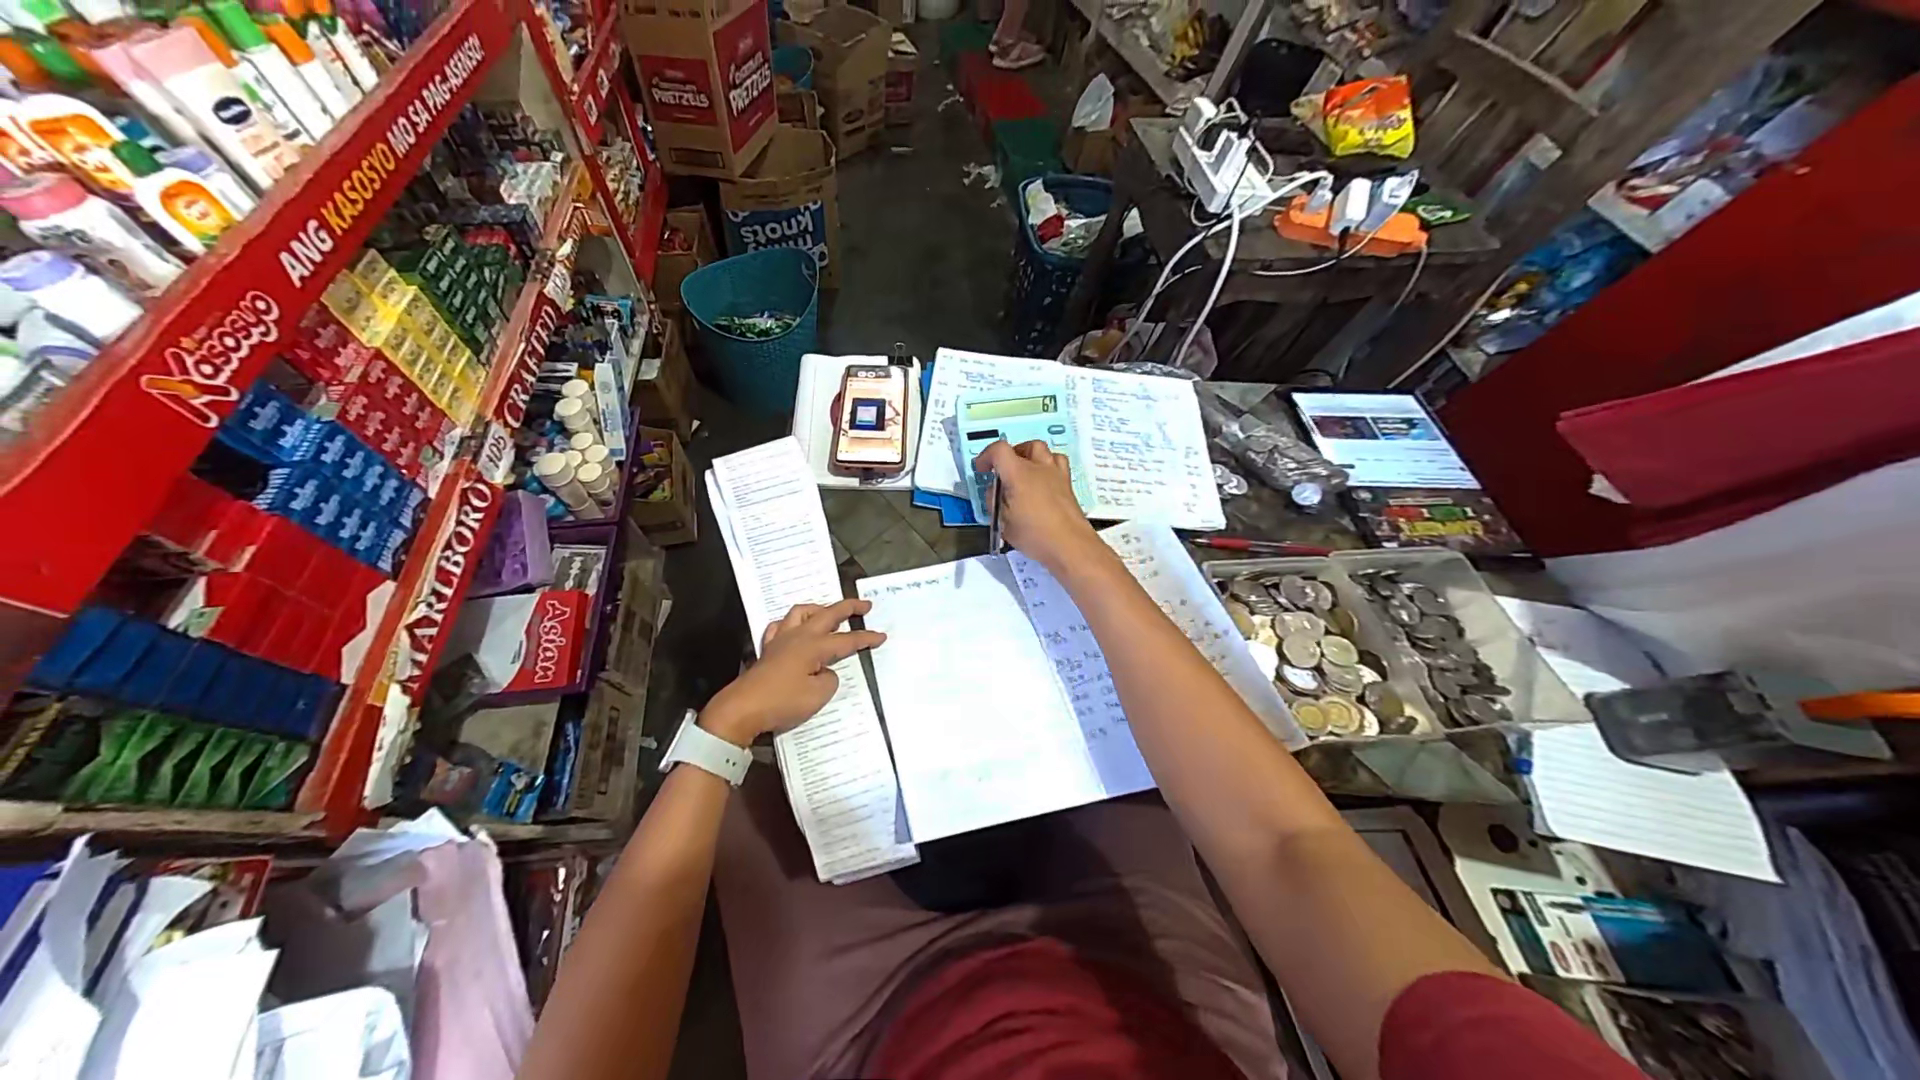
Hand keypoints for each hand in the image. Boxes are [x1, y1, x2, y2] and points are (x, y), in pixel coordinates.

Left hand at [700, 599, 885, 743]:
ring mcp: (780, 641)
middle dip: (848, 608)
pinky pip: (780, 627)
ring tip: (829, 612)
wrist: (743, 709)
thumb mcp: (818, 695)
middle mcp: (798, 637)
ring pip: (801, 613)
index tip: (881, 636)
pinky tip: (795, 628)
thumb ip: (829, 679)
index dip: (865, 637)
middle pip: (827, 614)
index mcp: (814, 646)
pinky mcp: (768, 650)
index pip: (847, 640)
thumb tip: (825, 671)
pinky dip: (791, 623)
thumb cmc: (782, 701)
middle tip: (864, 605)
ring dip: (818, 609)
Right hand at [972, 439, 1104, 573]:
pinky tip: (1043, 483)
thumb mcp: (1003, 523)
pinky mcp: (1068, 485)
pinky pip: (1058, 464)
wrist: (1070, 545)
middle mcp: (1039, 468)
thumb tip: (996, 492)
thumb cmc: (1034, 534)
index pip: (999, 450)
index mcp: (1019, 474)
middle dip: (1012, 454)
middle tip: (1005, 471)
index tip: (982, 470)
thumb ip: (995, 502)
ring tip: (1025, 474)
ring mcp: (1057, 474)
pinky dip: (1048, 467)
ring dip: (1031, 457)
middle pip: (1025, 446)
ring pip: (1045, 451)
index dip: (987, 456)